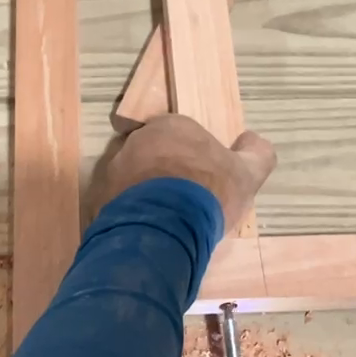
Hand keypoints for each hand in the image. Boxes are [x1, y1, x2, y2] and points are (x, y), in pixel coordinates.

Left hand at [98, 114, 275, 228]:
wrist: (165, 229)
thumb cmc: (209, 193)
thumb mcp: (247, 174)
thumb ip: (257, 153)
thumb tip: (252, 141)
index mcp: (171, 126)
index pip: (178, 135)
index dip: (189, 157)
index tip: (198, 179)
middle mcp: (137, 140)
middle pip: (151, 154)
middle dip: (162, 173)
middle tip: (179, 201)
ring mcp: (114, 168)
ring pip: (130, 177)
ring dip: (142, 193)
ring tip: (160, 219)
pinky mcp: (99, 197)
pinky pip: (115, 202)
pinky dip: (126, 213)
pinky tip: (143, 230)